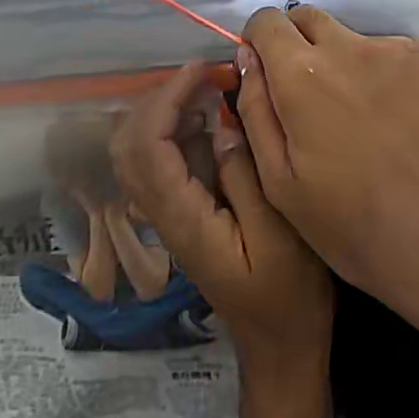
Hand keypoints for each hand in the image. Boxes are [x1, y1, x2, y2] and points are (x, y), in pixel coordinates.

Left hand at [109, 62, 333, 368]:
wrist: (278, 348)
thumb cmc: (288, 299)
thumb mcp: (282, 238)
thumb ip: (246, 179)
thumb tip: (220, 125)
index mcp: (181, 216)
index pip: (148, 142)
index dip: (168, 97)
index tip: (204, 69)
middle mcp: (160, 211)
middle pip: (129, 140)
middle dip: (161, 97)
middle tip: (207, 76)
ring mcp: (164, 213)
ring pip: (136, 148)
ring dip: (164, 109)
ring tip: (211, 90)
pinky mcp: (177, 212)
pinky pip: (156, 159)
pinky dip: (173, 127)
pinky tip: (208, 119)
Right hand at [235, 6, 418, 312]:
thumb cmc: (353, 223)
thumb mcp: (278, 180)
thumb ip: (254, 108)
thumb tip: (248, 59)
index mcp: (302, 75)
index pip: (266, 21)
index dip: (259, 42)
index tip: (267, 71)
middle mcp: (350, 47)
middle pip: (308, 18)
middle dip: (299, 45)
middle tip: (313, 98)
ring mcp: (401, 50)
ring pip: (354, 38)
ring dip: (347, 63)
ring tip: (366, 119)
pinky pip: (397, 53)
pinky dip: (390, 75)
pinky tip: (402, 120)